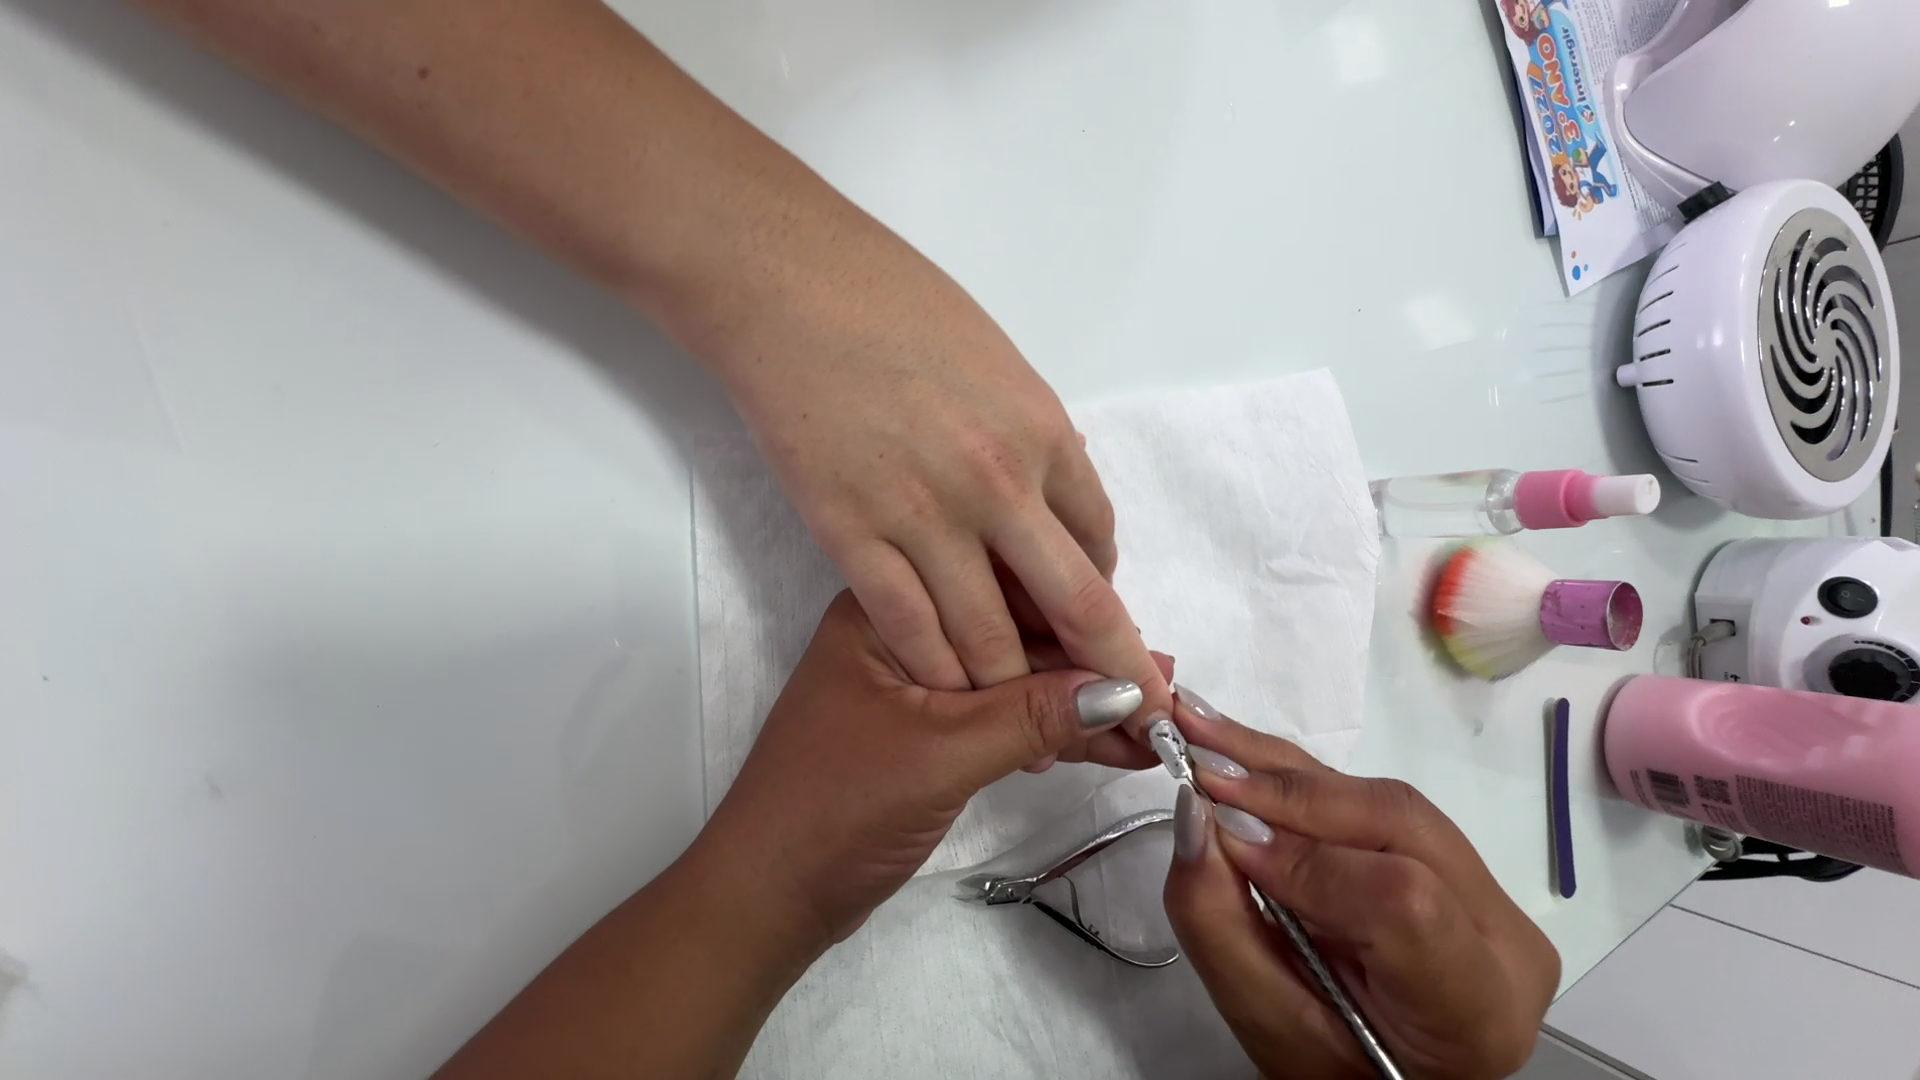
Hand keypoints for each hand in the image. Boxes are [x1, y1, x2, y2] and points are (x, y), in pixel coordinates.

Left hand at [702, 591, 1159, 944]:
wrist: (766, 897)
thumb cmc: (836, 807)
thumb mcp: (939, 754)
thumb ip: (1032, 715)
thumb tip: (1128, 687)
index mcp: (891, 607)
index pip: (999, 590)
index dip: (1077, 619)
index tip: (1146, 652)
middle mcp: (908, 630)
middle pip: (1015, 633)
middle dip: (1090, 664)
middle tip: (1167, 686)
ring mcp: (920, 683)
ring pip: (1016, 678)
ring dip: (1081, 703)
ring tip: (1155, 721)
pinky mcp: (931, 728)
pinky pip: (1003, 716)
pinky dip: (1052, 732)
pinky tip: (1110, 744)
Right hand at [716, 228, 1166, 722]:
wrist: (785, 285)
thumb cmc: (889, 301)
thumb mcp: (990, 358)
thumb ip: (1026, 433)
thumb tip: (1043, 491)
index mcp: (1042, 431)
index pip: (1097, 538)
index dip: (1103, 592)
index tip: (1095, 619)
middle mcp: (1000, 485)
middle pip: (1076, 603)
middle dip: (1113, 670)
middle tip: (1135, 719)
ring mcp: (926, 518)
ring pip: (989, 637)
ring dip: (1017, 688)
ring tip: (1037, 730)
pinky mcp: (853, 539)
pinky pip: (912, 630)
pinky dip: (942, 674)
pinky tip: (955, 698)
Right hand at [1162, 693, 1558, 1079]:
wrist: (1386, 1068)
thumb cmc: (1326, 1067)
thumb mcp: (1261, 1019)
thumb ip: (1218, 920)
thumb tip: (1191, 812)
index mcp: (1473, 1003)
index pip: (1400, 899)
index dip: (1306, 858)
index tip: (1218, 832)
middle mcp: (1499, 931)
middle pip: (1392, 821)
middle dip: (1280, 786)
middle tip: (1194, 758)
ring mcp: (1482, 884)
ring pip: (1375, 792)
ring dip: (1277, 763)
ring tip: (1199, 728)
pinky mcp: (1447, 852)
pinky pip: (1365, 794)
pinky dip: (1290, 771)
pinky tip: (1236, 745)